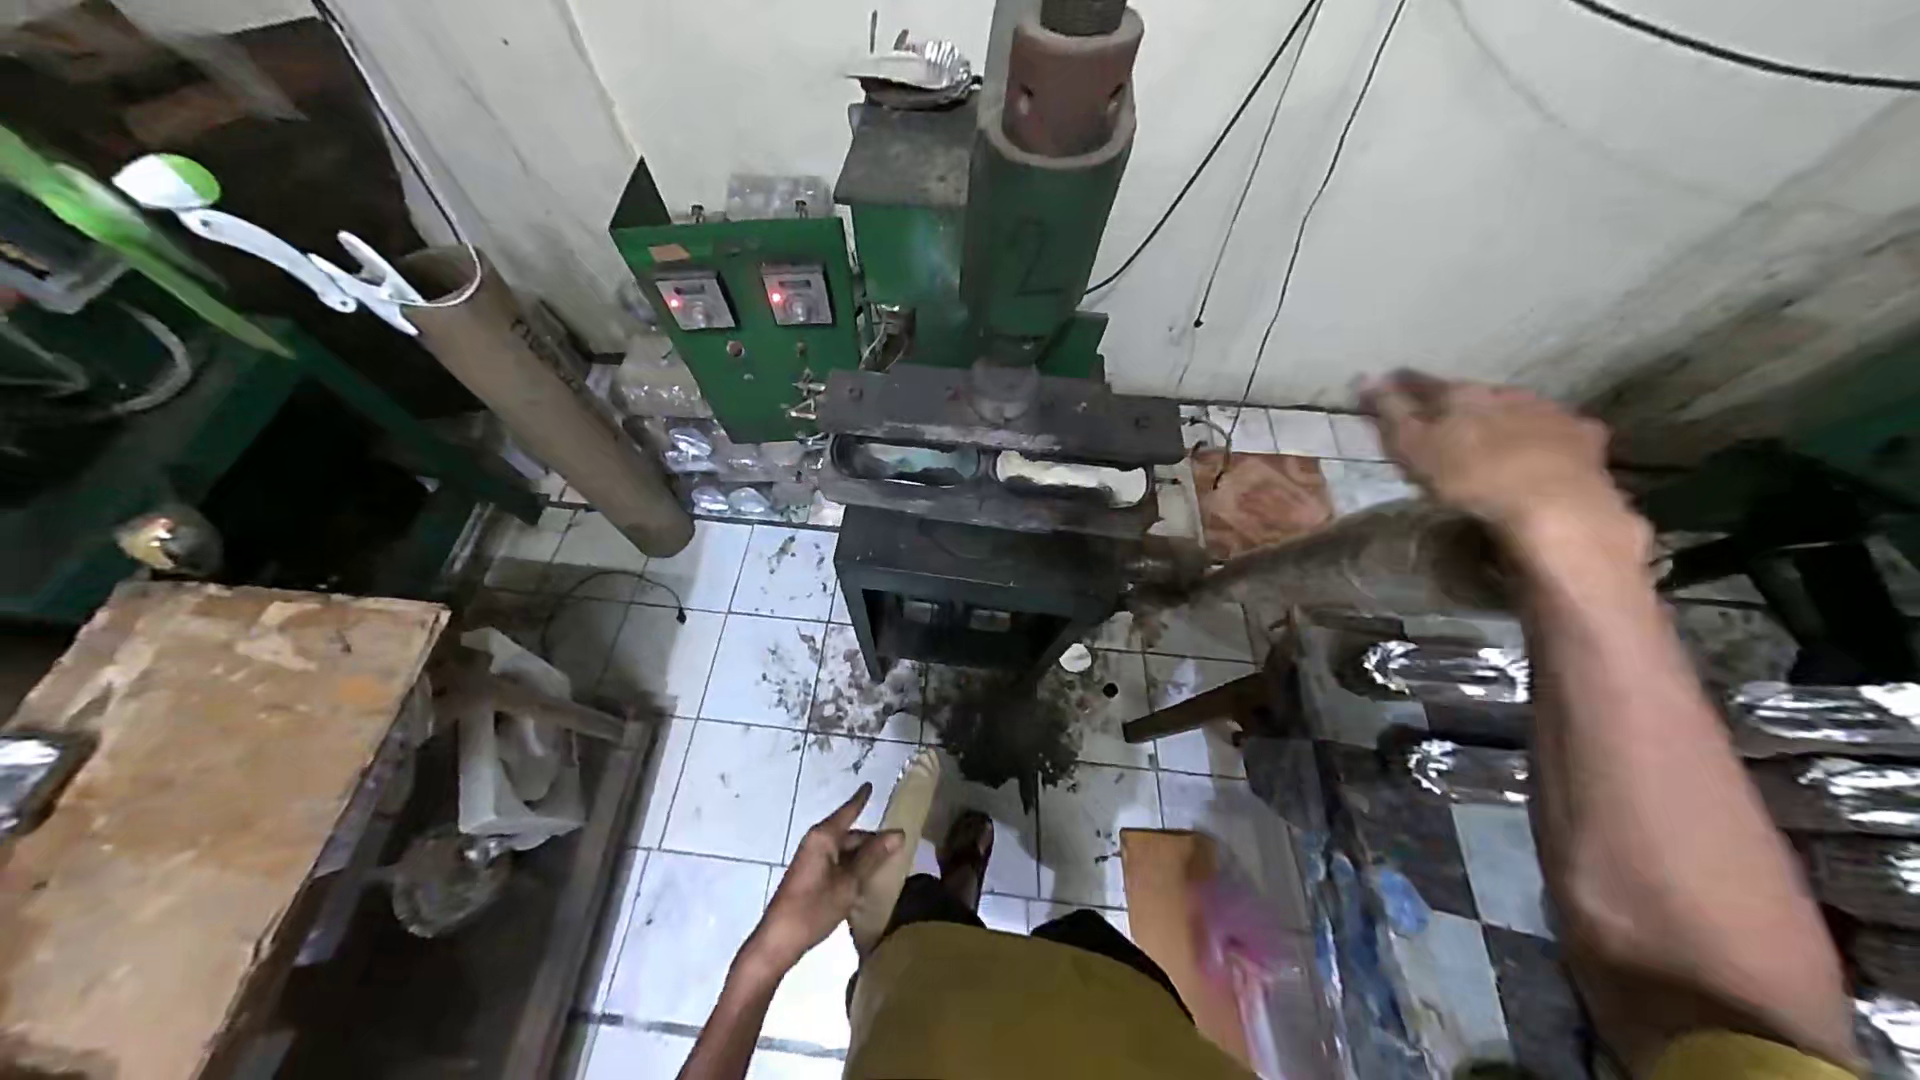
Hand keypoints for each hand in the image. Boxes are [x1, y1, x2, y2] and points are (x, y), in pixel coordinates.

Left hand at [742, 783, 901, 975]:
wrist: (778, 941)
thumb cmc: (814, 908)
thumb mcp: (849, 883)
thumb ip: (873, 857)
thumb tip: (898, 833)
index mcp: (823, 837)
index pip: (848, 811)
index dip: (860, 799)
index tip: (870, 785)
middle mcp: (816, 842)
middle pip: (849, 834)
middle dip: (871, 840)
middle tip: (898, 847)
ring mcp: (811, 860)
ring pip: (844, 850)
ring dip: (863, 856)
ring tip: (888, 865)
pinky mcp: (810, 876)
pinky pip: (837, 863)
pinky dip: (852, 867)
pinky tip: (866, 880)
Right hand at [1361, 370, 1636, 543]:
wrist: (1553, 504)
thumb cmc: (1468, 475)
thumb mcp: (1412, 447)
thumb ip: (1389, 412)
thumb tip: (1365, 377)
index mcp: (1460, 394)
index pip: (1422, 382)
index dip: (1401, 385)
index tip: (1387, 386)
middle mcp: (1505, 392)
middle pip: (1473, 394)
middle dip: (1457, 404)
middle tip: (1443, 422)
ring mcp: (1548, 410)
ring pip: (1516, 407)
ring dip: (1501, 417)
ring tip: (1491, 439)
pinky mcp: (1582, 435)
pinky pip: (1555, 429)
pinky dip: (1542, 435)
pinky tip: (1540, 451)